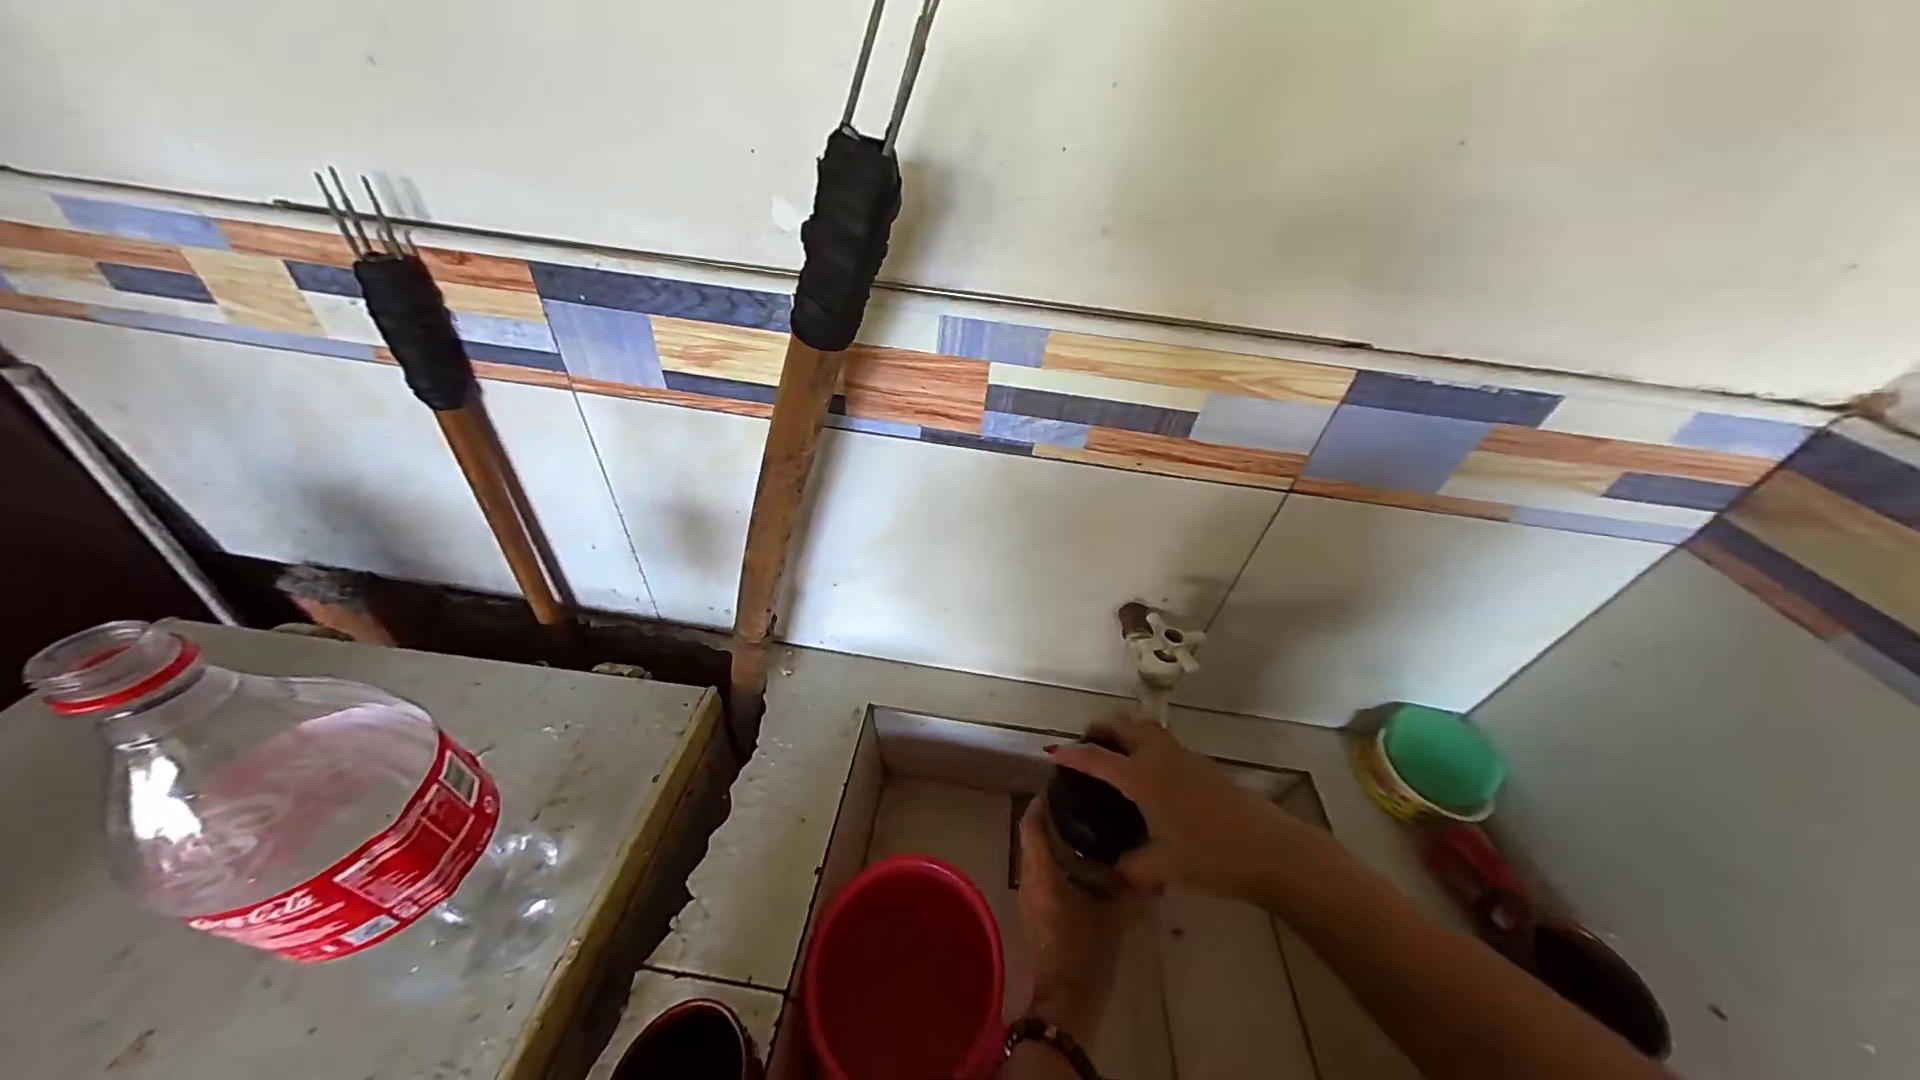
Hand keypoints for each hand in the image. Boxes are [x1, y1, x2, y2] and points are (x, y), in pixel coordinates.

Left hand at [1017, 797, 1145, 1038]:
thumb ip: (1134, 889)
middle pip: (1033, 836)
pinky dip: (1056, 860)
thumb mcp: (1115, 916)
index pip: (1031, 824)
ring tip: (1086, 826)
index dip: (1041, 801)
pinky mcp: (1036, 911)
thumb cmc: (1086, 950)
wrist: (1067, 999)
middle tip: (1081, 801)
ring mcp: (1029, 896)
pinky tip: (1084, 863)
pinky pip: (1041, 873)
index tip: (1060, 784)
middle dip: (1052, 816)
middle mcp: (1028, 878)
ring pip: (1037, 855)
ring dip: (1054, 839)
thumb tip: (1157, 868)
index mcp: (1041, 872)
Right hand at [1047, 716, 1300, 901]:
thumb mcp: (1166, 868)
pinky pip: (1164, 743)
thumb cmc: (1213, 856)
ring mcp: (1184, 758)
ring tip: (1115, 751)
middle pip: (1124, 726)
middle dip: (1101, 729)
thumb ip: (1133, 869)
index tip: (1053, 752)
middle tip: (1087, 744)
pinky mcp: (1203, 766)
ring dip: (1126, 730)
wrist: (1271, 849)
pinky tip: (1149, 774)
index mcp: (1143, 778)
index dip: (1073, 755)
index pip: (1099, 758)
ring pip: (1147, 728)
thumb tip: (1114, 873)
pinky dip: (1146, 744)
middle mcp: (1160, 758)